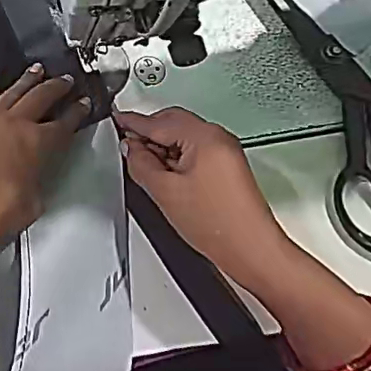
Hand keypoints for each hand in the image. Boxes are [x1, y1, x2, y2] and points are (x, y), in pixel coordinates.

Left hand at [0, 64, 87, 253]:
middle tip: (66, 81)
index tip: (83, 104)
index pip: (65, 122)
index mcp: (37, 143)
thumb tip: (35, 180)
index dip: (77, 112)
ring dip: (28, 79)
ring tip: (37, 70)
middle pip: (42, 96)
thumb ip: (38, 183)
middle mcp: (14, 125)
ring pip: (13, 91)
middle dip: (57, 87)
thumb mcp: (32, 204)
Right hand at [115, 107, 286, 270]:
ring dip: (163, 146)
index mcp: (204, 137)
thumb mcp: (164, 191)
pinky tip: (168, 176)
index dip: (133, 122)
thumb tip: (130, 148)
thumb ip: (140, 163)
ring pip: (183, 135)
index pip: (158, 122)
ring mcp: (226, 150)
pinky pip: (195, 148)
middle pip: (173, 121)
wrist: (251, 249)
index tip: (119, 120)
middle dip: (149, 133)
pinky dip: (177, 155)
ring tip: (149, 168)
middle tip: (129, 147)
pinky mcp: (228, 164)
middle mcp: (219, 138)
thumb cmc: (220, 225)